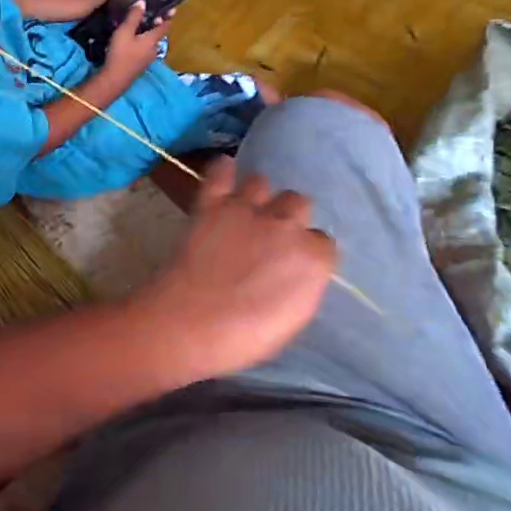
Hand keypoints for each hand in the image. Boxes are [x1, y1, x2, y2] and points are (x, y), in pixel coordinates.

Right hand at [102, 0, 172, 78]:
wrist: (114, 78)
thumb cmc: (121, 53)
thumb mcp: (125, 31)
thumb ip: (134, 16)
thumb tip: (143, 1)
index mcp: (153, 40)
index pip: (164, 26)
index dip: (168, 17)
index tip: (172, 9)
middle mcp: (154, 49)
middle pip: (157, 34)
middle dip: (155, 24)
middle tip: (150, 14)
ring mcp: (147, 59)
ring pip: (150, 42)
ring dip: (147, 33)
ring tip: (139, 24)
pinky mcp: (140, 65)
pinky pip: (143, 49)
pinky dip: (141, 41)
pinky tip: (131, 39)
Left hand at [135, 157, 336, 373]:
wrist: (187, 325)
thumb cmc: (242, 338)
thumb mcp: (291, 321)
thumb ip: (302, 286)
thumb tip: (300, 272)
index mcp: (313, 258)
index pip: (323, 243)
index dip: (307, 253)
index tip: (293, 266)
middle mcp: (286, 224)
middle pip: (298, 204)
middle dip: (288, 218)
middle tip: (271, 239)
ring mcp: (248, 209)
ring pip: (262, 182)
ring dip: (257, 196)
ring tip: (246, 212)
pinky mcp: (213, 204)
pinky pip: (220, 172)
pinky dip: (222, 172)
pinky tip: (223, 174)